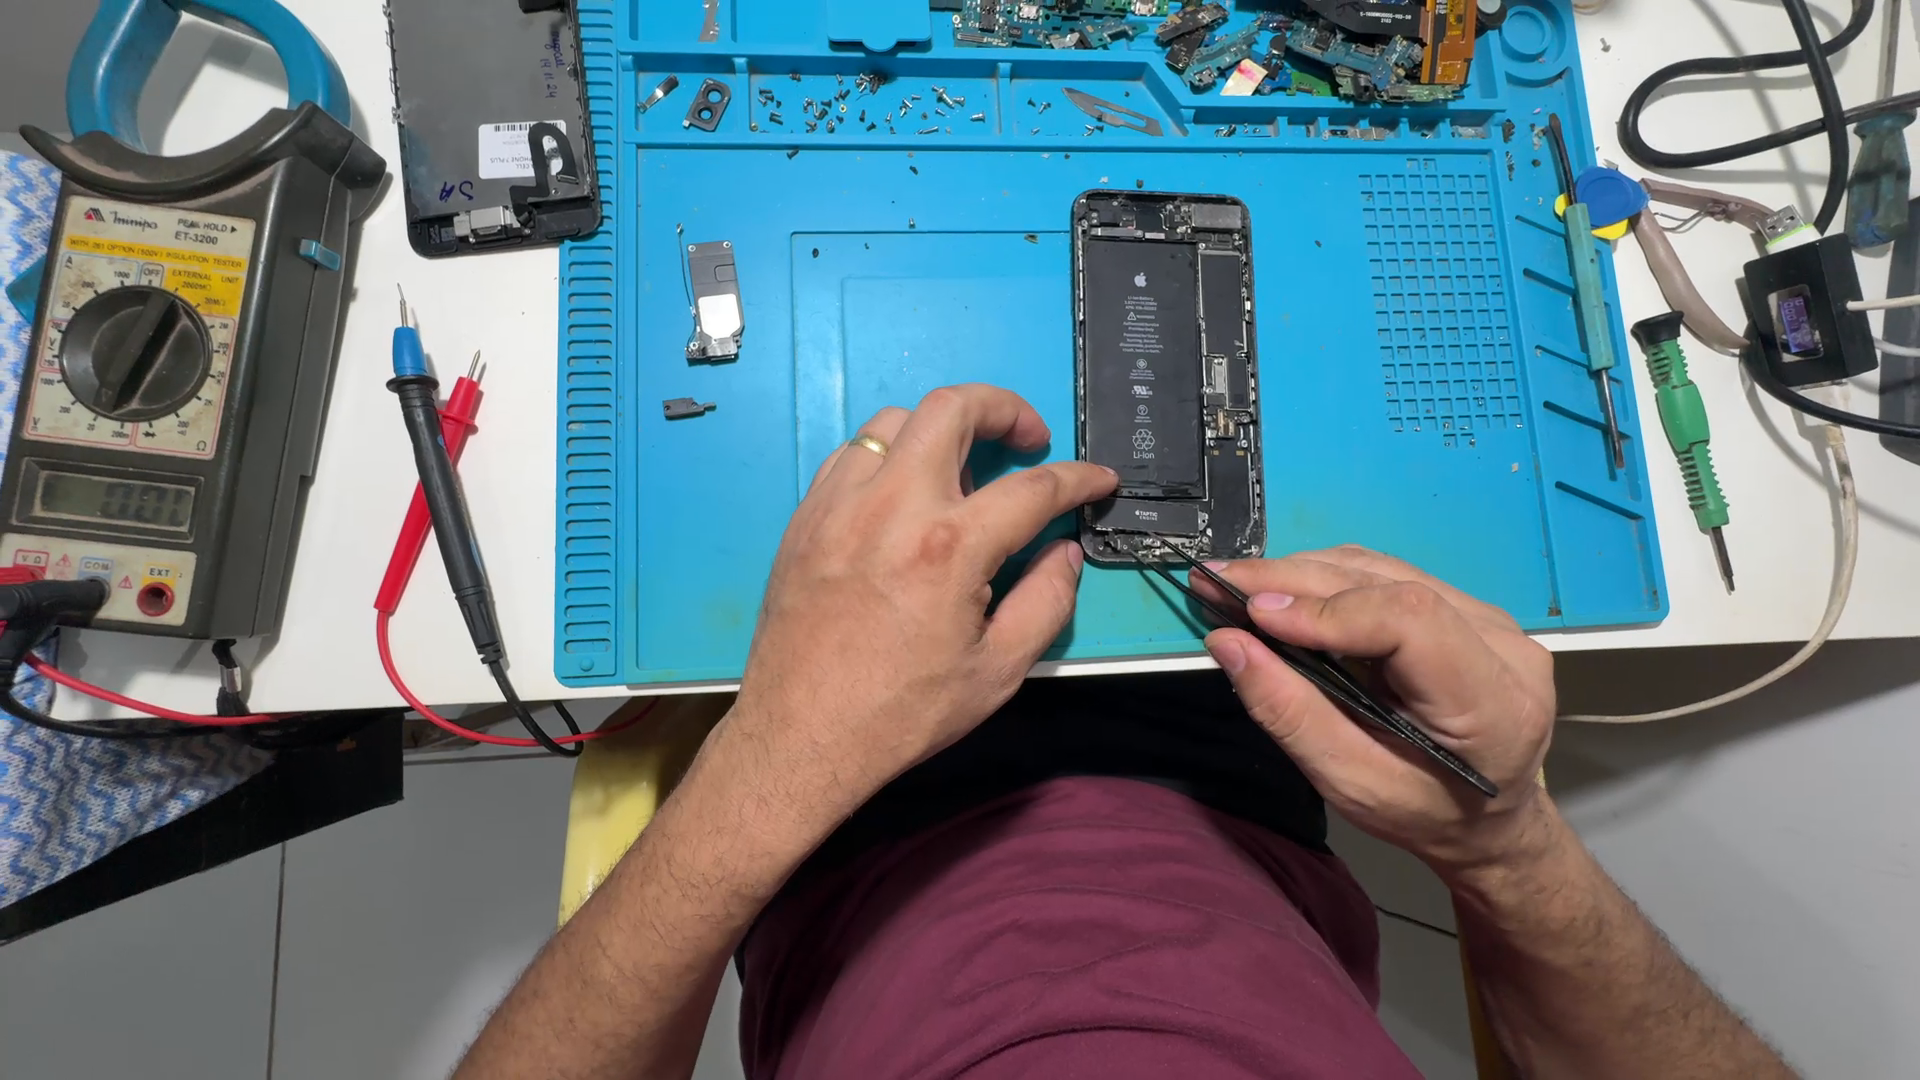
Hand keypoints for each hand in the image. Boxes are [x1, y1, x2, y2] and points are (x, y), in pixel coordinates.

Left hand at [727, 384, 1116, 816]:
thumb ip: (1046, 602)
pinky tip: (901, 494)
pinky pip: (852, 455)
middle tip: (1029, 437)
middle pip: (952, 408)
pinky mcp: (806, 516)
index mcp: (949, 546)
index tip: (1098, 478)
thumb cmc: (902, 712)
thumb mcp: (997, 671)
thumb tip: (1065, 551)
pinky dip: (890, 455)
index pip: (1033, 487)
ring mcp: (840, 504)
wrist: (800, 736)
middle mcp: (892, 505)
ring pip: (895, 421)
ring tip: (963, 471)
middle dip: (1004, 406)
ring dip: (942, 430)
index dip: (1078, 477)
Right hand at [1197, 546, 1555, 874]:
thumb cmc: (1423, 810)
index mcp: (1491, 700)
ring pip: (1374, 567)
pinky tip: (1278, 592)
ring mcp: (1482, 614)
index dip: (1326, 610)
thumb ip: (1290, 714)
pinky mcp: (1456, 604)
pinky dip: (1317, 577)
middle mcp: (1499, 640)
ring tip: (1235, 585)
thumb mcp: (1351, 783)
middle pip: (1382, 581)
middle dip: (1288, 578)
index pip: (1409, 621)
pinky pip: (1377, 573)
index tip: (1252, 615)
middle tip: (1215, 581)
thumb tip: (1227, 642)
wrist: (1490, 815)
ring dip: (1296, 571)